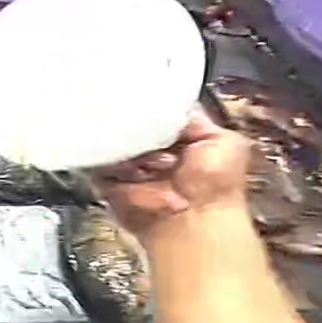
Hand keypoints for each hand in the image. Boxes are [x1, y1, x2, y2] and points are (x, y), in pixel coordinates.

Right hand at [94, 110, 250, 241]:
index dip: (153, 110)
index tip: (152, 107)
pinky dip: (115, 165)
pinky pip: (98, 161)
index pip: (155, 116)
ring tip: (154, 166)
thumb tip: (172, 105)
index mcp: (175, 140)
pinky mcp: (104, 179)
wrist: (191, 217)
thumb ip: (195, 120)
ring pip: (114, 142)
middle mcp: (148, 150)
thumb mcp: (223, 140)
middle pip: (130, 127)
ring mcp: (125, 164)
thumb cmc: (215, 181)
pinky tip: (135, 174)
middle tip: (159, 145)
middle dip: (142, 131)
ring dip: (135, 153)